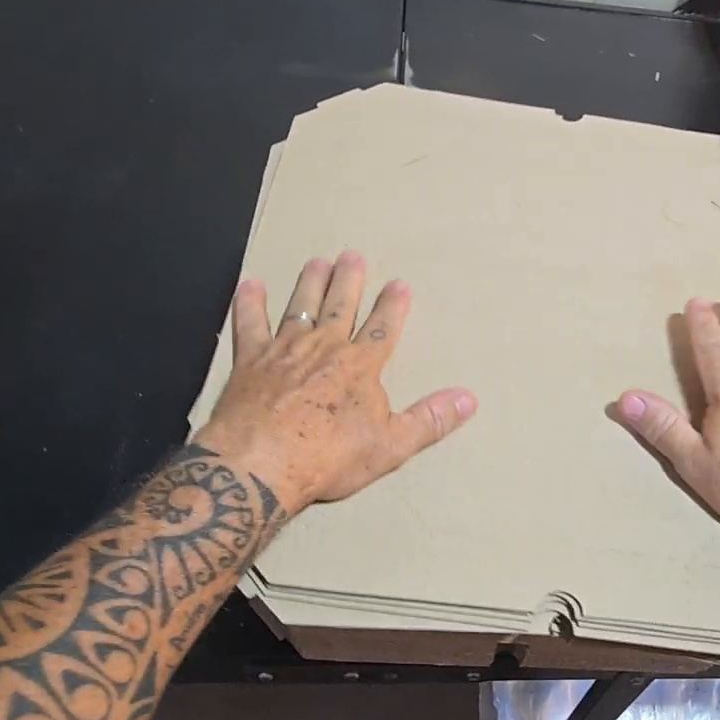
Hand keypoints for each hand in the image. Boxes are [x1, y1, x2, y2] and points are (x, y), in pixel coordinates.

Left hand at [194, 252, 476, 514]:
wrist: (261, 463)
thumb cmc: (329, 457)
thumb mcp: (392, 445)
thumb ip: (430, 420)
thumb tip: (469, 399)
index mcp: (360, 367)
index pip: (382, 329)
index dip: (393, 307)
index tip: (399, 284)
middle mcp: (324, 348)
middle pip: (339, 307)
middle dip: (348, 281)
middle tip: (351, 255)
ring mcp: (284, 351)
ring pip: (300, 306)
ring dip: (310, 283)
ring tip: (317, 262)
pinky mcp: (250, 362)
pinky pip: (250, 324)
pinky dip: (249, 303)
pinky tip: (250, 285)